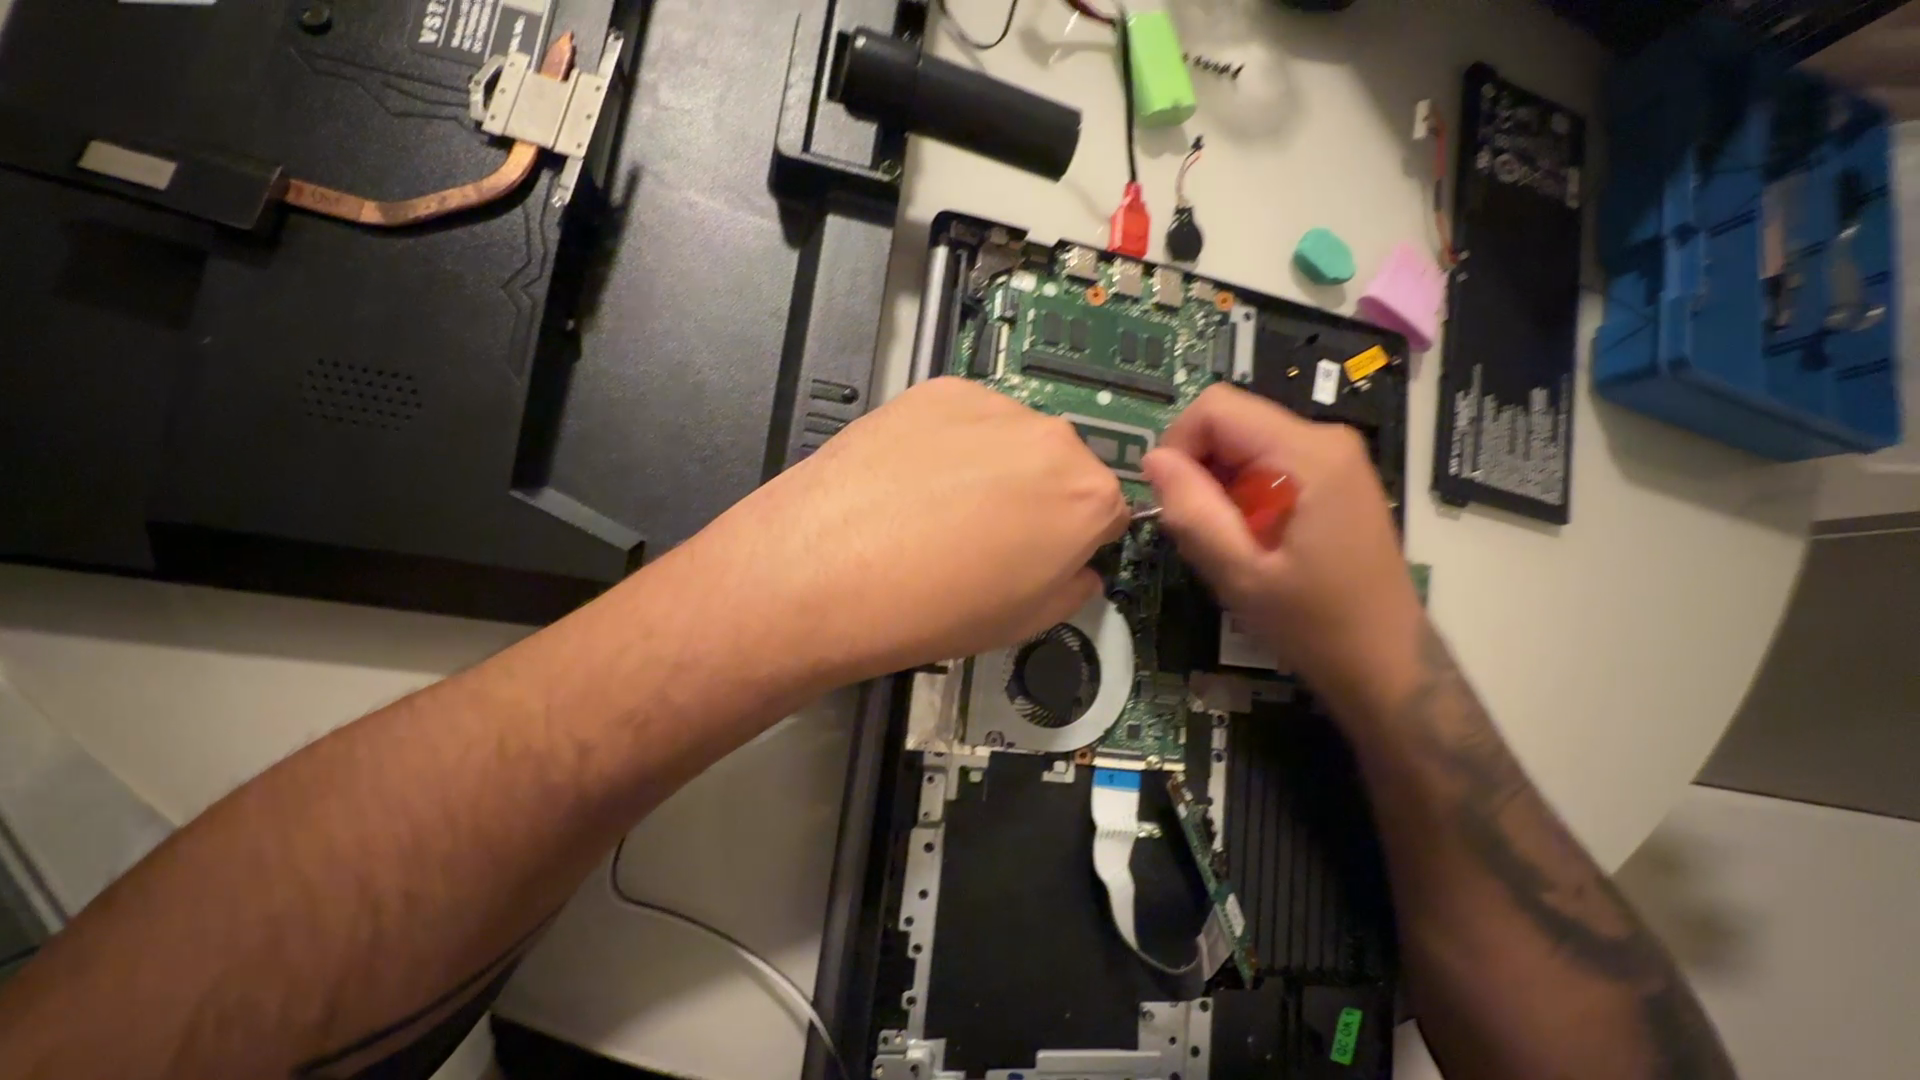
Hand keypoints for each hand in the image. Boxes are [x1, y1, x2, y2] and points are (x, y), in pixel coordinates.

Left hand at [684, 377, 1129, 685]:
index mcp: (1089, 499)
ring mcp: (994, 408)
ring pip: (1014, 439)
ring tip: (939, 509)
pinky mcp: (940, 391)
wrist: (828, 569)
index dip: (1077, 538)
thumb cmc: (929, 608)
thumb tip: (1076, 567)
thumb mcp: (1024, 622)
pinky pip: (966, 418)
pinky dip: (951, 442)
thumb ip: (1073, 586)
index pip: (1110, 510)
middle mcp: (1052, 441)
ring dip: (994, 465)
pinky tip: (914, 481)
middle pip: (1064, 466)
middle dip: (1038, 497)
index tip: (1045, 553)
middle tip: (988, 536)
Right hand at [1142, 386, 1422, 711]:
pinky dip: (1244, 495)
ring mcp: (1335, 457)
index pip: (1215, 408)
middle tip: (1204, 534)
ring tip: (1232, 544)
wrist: (1385, 660)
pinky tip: (1255, 541)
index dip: (1178, 446)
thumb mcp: (1240, 574)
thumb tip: (1153, 460)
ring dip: (1220, 488)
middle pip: (1231, 423)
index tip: (1173, 502)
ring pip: (1245, 444)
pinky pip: (1268, 463)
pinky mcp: (1335, 477)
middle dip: (1200, 471)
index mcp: (1307, 453)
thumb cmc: (1314, 623)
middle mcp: (1325, 438)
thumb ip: (1192, 511)